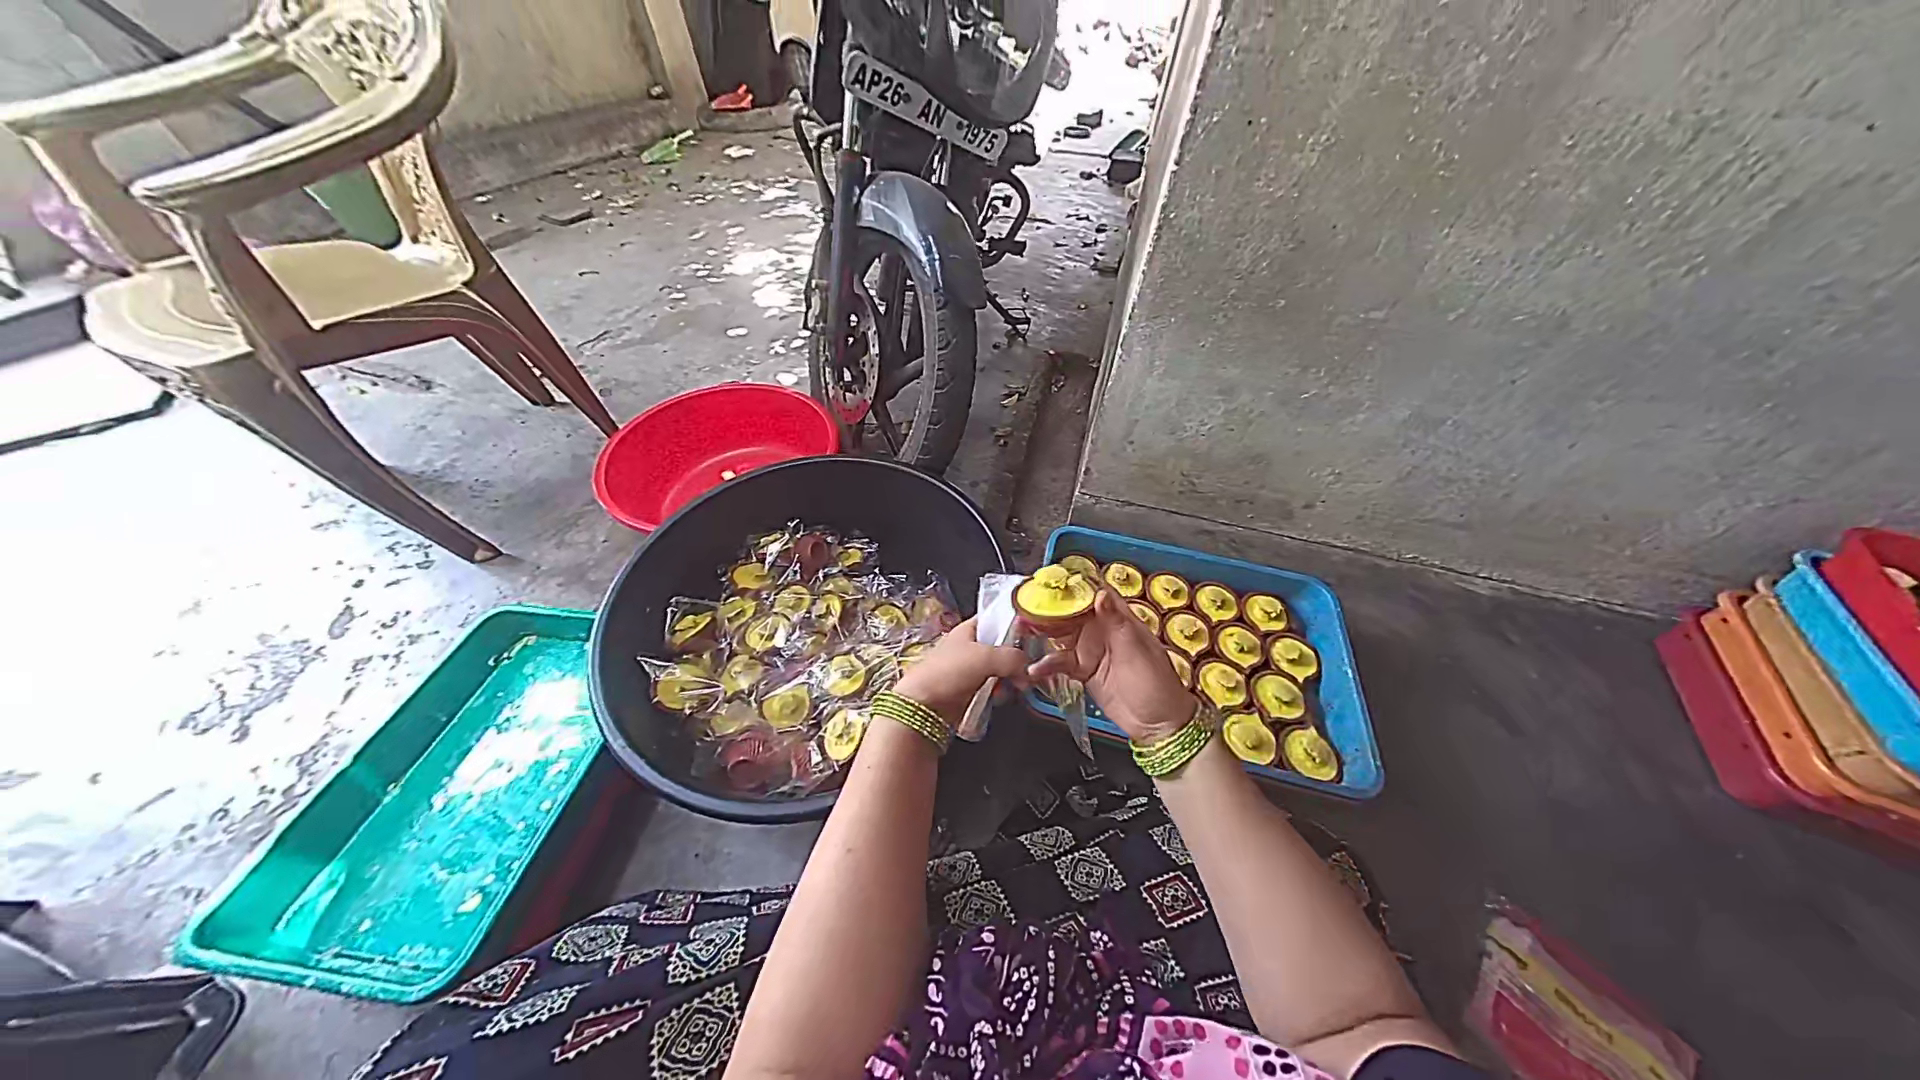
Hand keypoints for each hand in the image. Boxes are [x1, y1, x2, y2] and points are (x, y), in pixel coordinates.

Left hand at [892, 616, 1030, 725]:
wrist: (923, 707)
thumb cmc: (949, 672)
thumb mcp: (986, 656)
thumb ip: (1013, 657)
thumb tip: (1029, 668)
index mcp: (969, 629)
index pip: (997, 619)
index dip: (1016, 625)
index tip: (1034, 636)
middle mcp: (970, 647)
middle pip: (1003, 647)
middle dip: (1017, 659)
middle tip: (1027, 669)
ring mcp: (970, 670)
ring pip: (1001, 670)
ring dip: (1010, 678)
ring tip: (1015, 686)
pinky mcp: (970, 691)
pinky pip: (994, 688)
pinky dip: (1000, 692)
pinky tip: (1001, 697)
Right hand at [1026, 589, 1196, 743]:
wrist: (1157, 724)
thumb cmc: (1156, 684)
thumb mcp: (1136, 650)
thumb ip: (1115, 622)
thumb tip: (1099, 594)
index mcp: (1119, 619)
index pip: (1094, 594)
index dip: (1073, 585)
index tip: (1050, 581)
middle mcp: (1102, 630)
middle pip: (1070, 613)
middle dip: (1048, 609)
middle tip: (1025, 608)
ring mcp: (1090, 650)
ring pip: (1060, 635)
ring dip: (1042, 634)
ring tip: (1022, 634)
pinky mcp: (1082, 670)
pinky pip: (1059, 662)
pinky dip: (1046, 664)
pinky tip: (1035, 668)